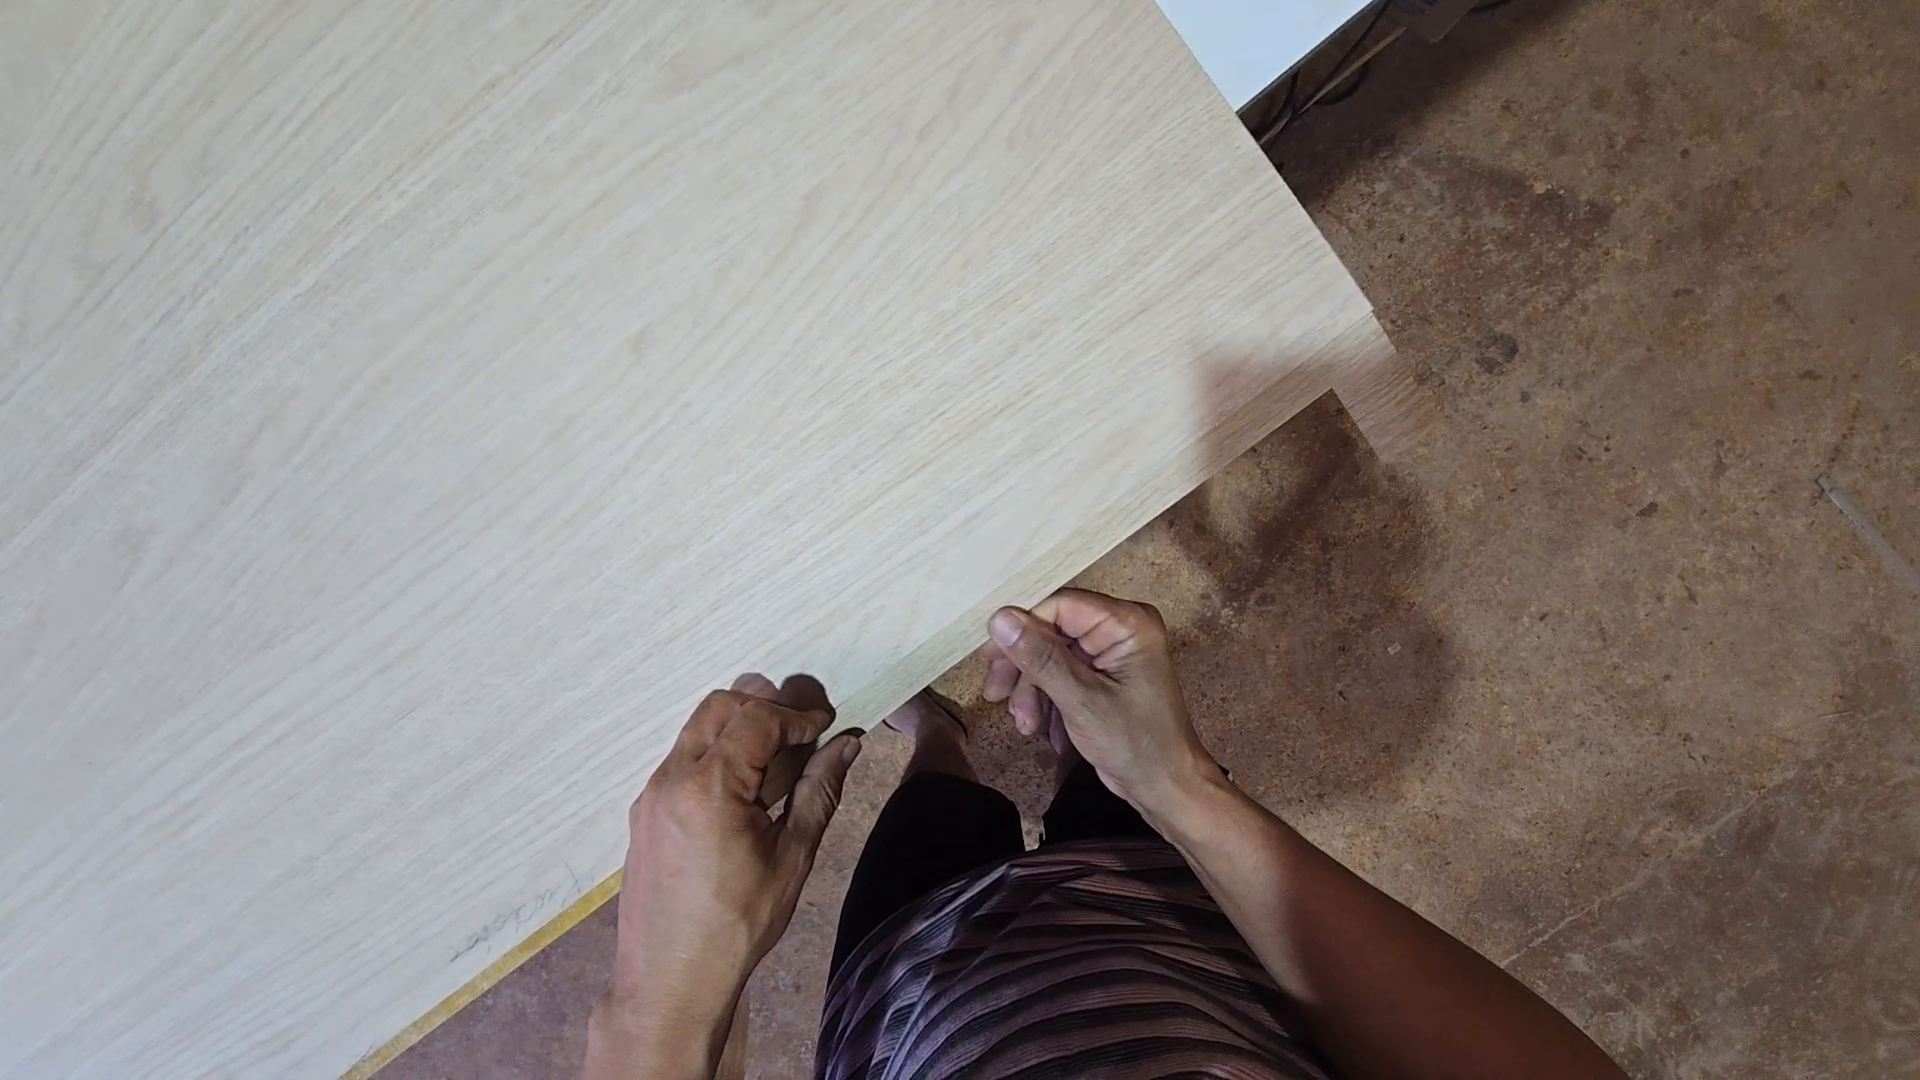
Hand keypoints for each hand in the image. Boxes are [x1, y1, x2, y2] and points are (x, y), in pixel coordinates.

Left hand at [585, 674, 859, 1078]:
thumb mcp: (791, 858)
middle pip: (720, 705)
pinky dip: (717, 749)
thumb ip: (819, 791)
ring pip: (697, 726)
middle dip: (765, 704)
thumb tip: (849, 745)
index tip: (826, 725)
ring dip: (739, 724)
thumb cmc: (738, 925)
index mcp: (709, 787)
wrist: (667, 985)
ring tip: (776, 755)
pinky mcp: (644, 810)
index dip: (797, 714)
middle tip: (801, 730)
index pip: (757, 716)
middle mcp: (671, 778)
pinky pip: (683, 755)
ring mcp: (651, 793)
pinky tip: (744, 784)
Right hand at [978, 589, 1219, 816]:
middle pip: (1051, 628)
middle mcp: (1119, 627)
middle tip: (995, 691)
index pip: (1059, 605)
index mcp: (1127, 622)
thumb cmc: (1134, 743)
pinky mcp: (1100, 672)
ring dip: (1029, 685)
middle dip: (1022, 663)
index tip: (992, 659)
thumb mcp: (1082, 700)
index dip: (1022, 628)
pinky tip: (1032, 721)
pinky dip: (1042, 693)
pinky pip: (1059, 669)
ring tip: (1021, 722)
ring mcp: (1109, 651)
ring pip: (1049, 651)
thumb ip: (1040, 657)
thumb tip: (999, 619)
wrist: (1164, 787)